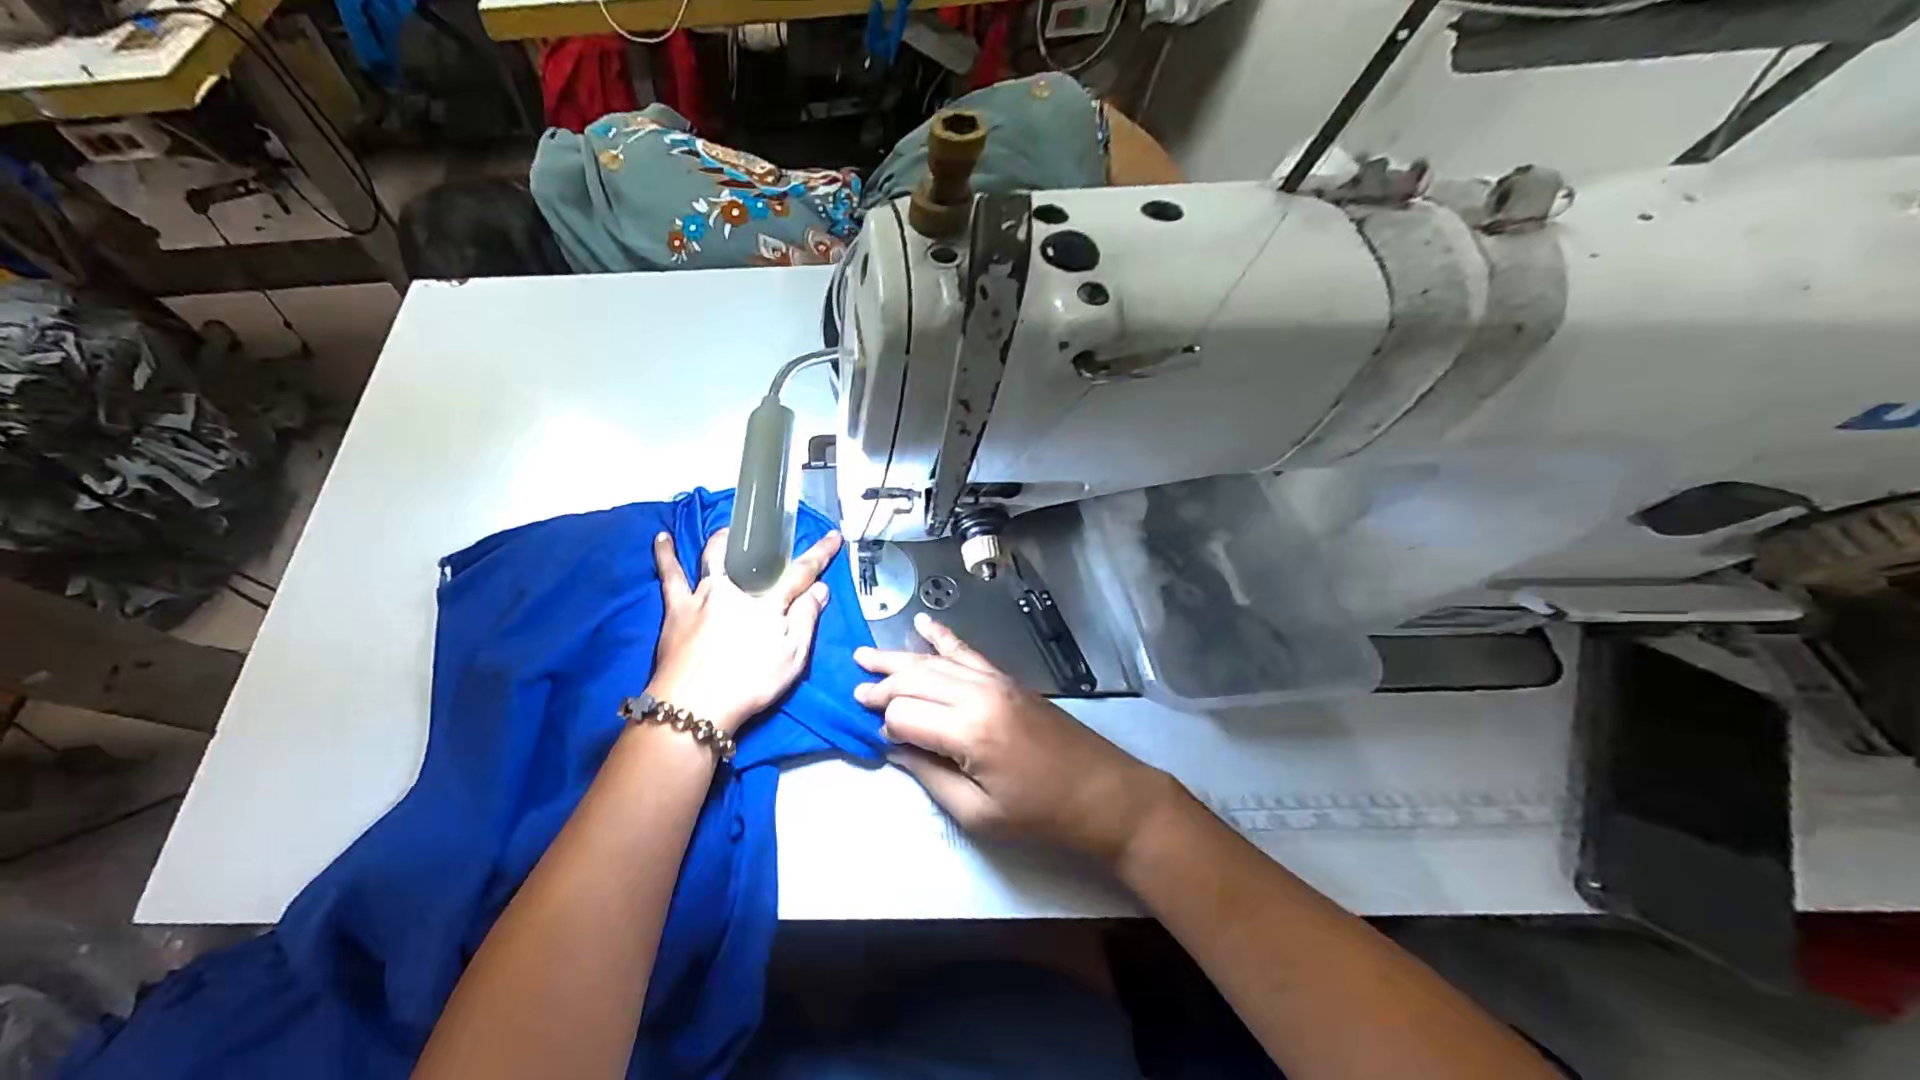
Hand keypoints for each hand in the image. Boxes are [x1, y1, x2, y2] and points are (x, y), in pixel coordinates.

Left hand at [648, 528, 842, 733]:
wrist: (694, 706)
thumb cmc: (749, 685)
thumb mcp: (792, 657)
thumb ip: (806, 619)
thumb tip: (819, 588)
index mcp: (768, 602)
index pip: (801, 572)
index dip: (819, 553)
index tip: (832, 536)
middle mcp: (736, 589)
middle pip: (755, 558)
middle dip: (768, 543)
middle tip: (773, 535)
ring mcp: (703, 595)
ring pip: (713, 557)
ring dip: (722, 540)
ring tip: (726, 530)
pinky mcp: (676, 608)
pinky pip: (670, 575)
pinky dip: (665, 554)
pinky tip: (661, 539)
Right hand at [854, 613, 1183, 865]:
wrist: (1102, 792)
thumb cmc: (1040, 815)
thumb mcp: (977, 813)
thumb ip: (929, 775)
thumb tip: (894, 747)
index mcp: (968, 731)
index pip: (904, 715)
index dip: (884, 725)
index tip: (873, 736)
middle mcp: (978, 694)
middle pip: (915, 679)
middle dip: (881, 684)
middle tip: (853, 689)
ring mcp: (995, 680)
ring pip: (935, 661)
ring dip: (899, 658)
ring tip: (866, 656)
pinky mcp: (1008, 678)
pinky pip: (967, 652)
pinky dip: (942, 637)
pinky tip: (923, 624)